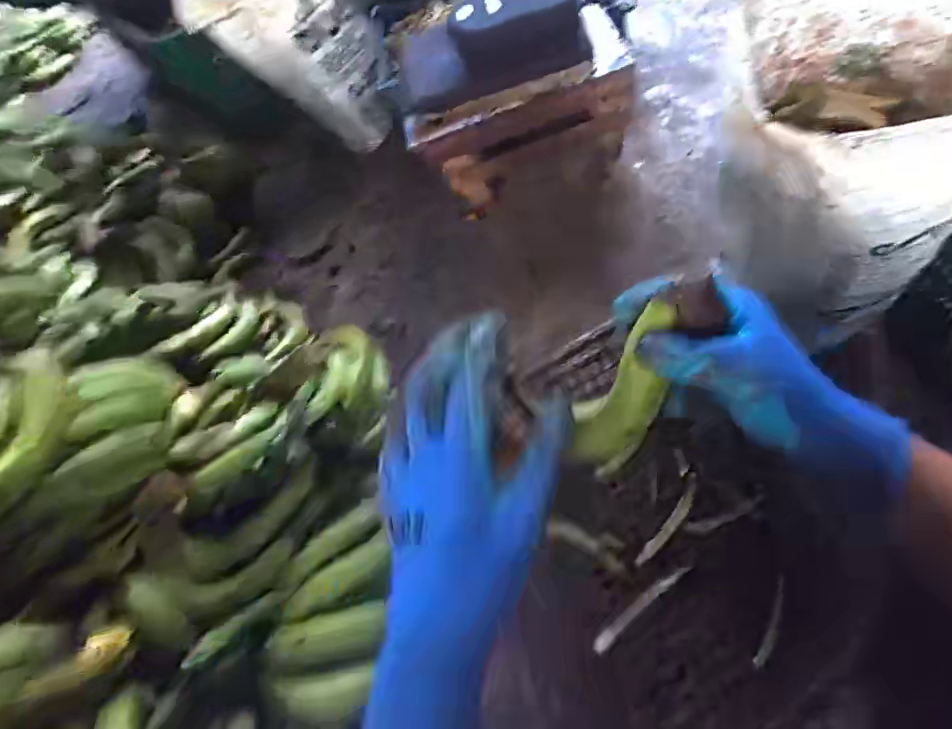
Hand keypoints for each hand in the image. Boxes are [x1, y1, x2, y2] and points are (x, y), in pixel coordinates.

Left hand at [370, 313, 568, 728]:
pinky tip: (418, 414)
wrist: (434, 630)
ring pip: (405, 408)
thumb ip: (543, 452)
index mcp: (458, 455)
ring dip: (427, 373)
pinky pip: (395, 437)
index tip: (496, 321)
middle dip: (447, 348)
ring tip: (449, 355)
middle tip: (473, 328)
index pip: (467, 385)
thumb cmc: (488, 570)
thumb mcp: (527, 512)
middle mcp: (423, 455)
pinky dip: (409, 410)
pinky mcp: (392, 494)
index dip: (481, 347)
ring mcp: (401, 475)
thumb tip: (559, 400)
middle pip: (425, 386)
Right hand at [614, 277, 910, 510]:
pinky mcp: (727, 381)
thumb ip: (684, 355)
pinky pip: (689, 374)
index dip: (652, 295)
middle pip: (680, 316)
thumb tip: (638, 344)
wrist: (821, 436)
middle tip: (618, 344)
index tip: (618, 310)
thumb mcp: (730, 368)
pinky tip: (651, 399)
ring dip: (657, 358)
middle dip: (649, 328)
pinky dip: (671, 384)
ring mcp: (728, 352)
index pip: (686, 287)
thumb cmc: (780, 391)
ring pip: (682, 347)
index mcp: (735, 306)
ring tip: (627, 372)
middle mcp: (729, 323)